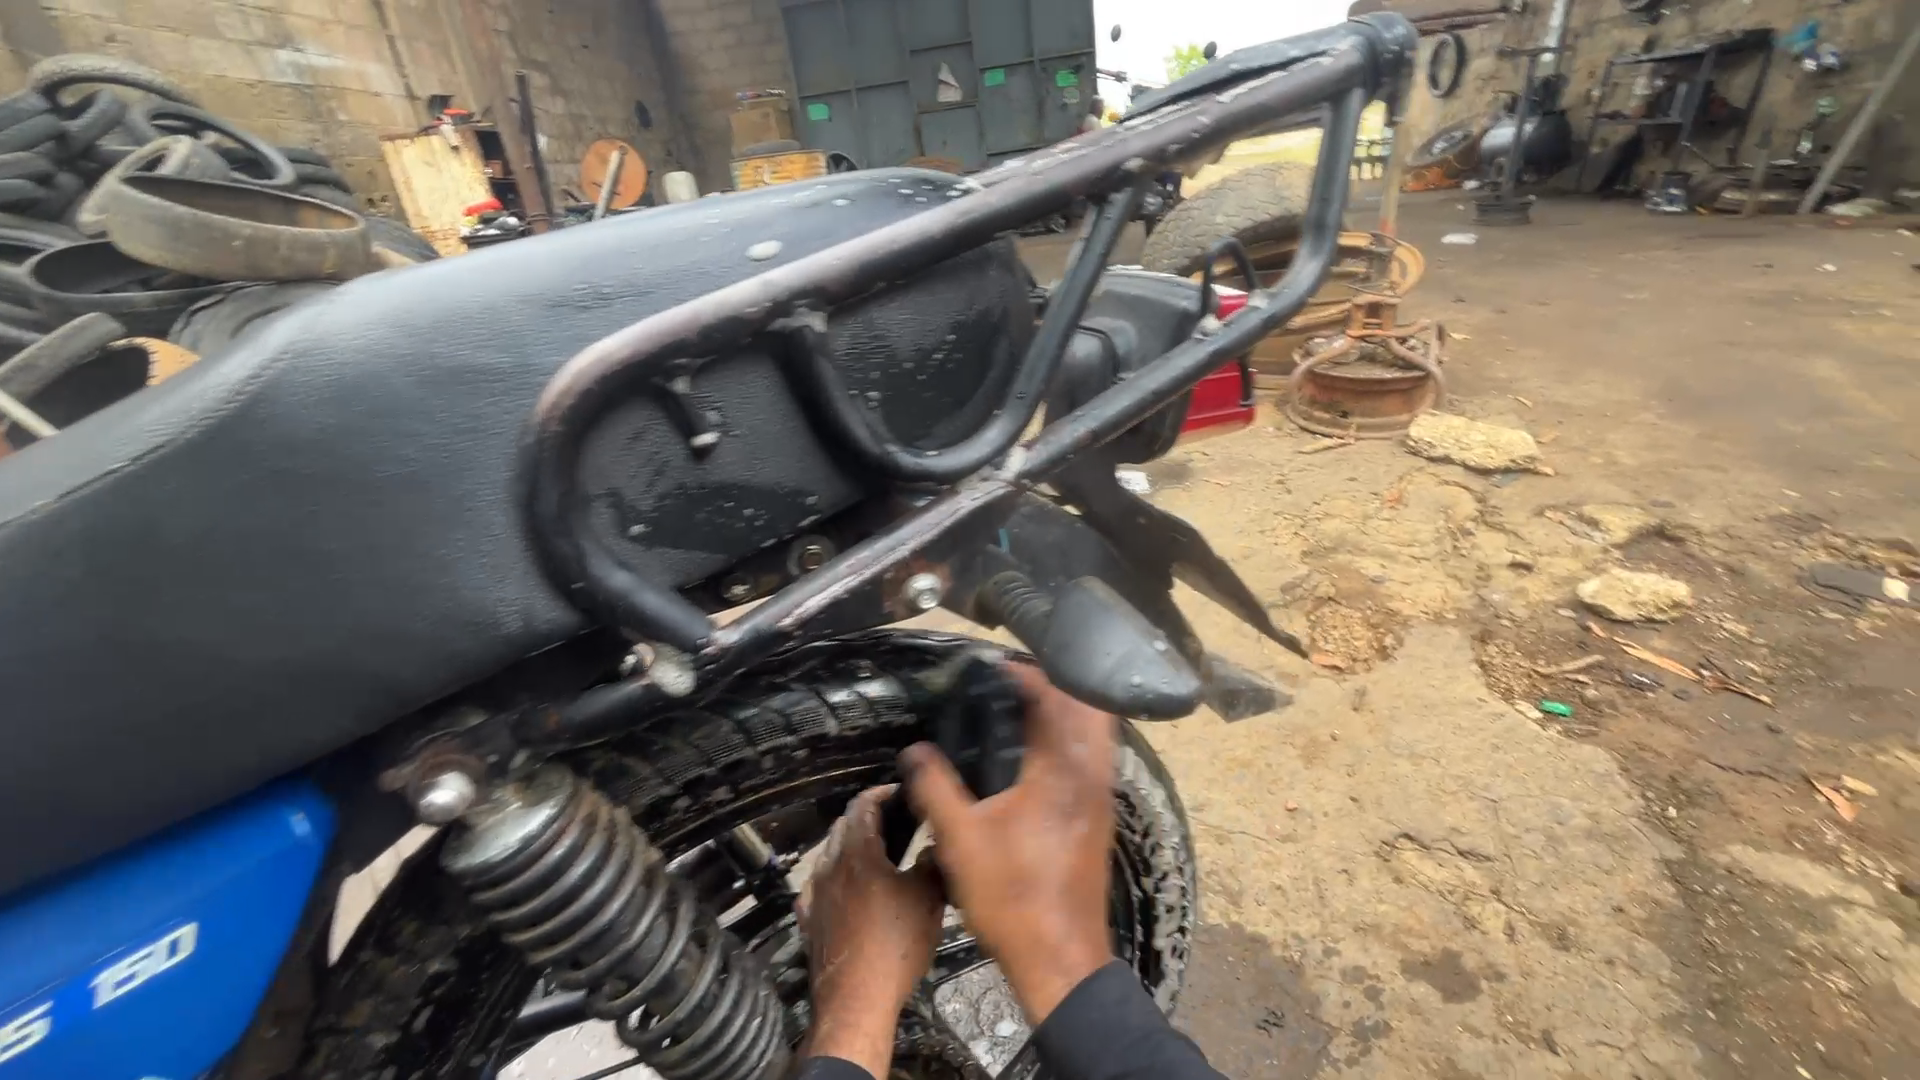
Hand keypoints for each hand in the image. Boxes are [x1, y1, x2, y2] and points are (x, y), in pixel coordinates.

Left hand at [799, 785, 945, 1077]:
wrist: (855, 1001)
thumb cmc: (894, 946)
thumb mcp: (927, 899)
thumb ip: (932, 863)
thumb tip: (933, 845)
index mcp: (858, 851)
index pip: (863, 803)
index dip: (882, 792)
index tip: (899, 794)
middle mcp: (830, 865)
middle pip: (844, 824)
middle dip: (867, 816)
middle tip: (894, 823)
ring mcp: (814, 893)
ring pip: (829, 853)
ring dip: (850, 844)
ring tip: (877, 855)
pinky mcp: (808, 919)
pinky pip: (818, 885)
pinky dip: (834, 876)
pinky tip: (847, 889)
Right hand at [902, 664, 1115, 1024]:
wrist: (1061, 959)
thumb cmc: (1012, 896)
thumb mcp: (959, 839)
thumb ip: (934, 786)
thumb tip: (915, 750)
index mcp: (1061, 770)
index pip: (1054, 698)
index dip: (1027, 675)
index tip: (997, 668)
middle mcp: (1092, 774)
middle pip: (1090, 706)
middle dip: (1058, 684)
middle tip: (1019, 681)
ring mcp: (1102, 796)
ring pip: (1097, 733)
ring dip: (1069, 711)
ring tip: (1028, 709)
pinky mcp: (1101, 816)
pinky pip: (1094, 757)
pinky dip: (1074, 739)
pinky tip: (1040, 755)